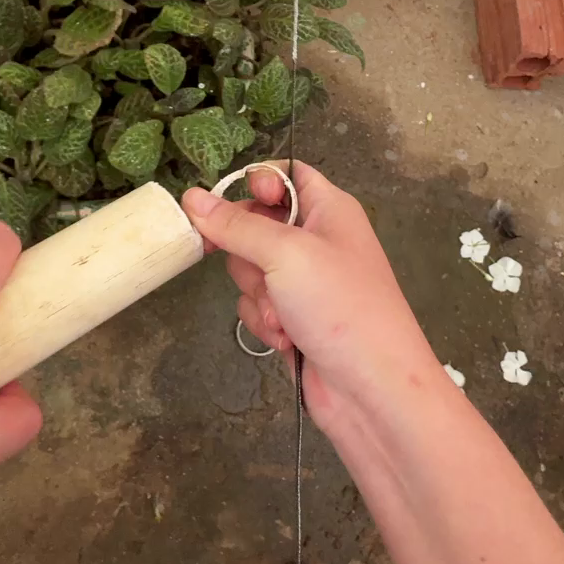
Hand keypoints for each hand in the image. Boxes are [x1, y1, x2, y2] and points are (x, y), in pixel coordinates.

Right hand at [181, 163, 447, 431]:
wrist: (372, 389)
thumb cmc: (339, 304)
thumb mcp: (286, 253)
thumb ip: (236, 224)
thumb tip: (191, 196)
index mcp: (328, 208)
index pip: (285, 174)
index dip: (257, 184)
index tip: (232, 207)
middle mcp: (317, 239)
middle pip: (256, 224)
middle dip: (250, 255)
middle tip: (261, 272)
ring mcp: (305, 281)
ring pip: (250, 269)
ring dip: (259, 295)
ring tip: (283, 316)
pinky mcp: (294, 317)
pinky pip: (257, 304)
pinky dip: (265, 321)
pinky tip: (286, 340)